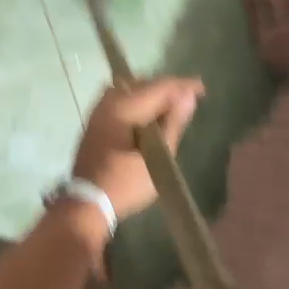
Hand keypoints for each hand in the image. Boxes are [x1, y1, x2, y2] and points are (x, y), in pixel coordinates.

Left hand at [72, 77, 203, 219]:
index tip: (202, 89)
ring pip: (129, 90)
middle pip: (141, 84)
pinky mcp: (95, 123)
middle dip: (166, 88)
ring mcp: (98, 112)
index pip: (158, 87)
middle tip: (189, 98)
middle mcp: (107, 103)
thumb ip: (172, 124)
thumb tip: (188, 96)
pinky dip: (137, 102)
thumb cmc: (124, 184)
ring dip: (150, 94)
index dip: (182, 86)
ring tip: (171, 106)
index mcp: (122, 108)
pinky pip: (119, 101)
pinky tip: (148, 116)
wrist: (85, 204)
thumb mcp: (156, 157)